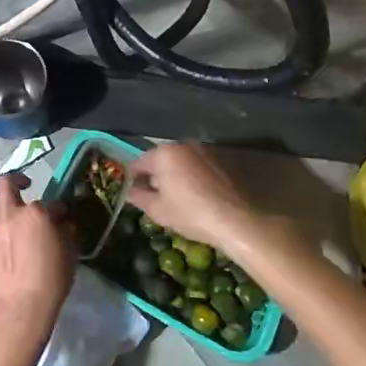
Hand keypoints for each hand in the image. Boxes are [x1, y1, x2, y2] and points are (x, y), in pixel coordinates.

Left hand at [0, 175, 73, 332]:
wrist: (23, 304)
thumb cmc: (52, 278)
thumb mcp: (69, 252)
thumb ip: (66, 231)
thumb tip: (63, 222)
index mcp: (36, 213)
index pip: (51, 202)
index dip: (59, 208)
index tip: (63, 216)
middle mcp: (12, 214)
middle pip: (6, 183)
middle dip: (16, 180)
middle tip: (26, 187)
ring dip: (2, 202)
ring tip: (12, 212)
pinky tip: (5, 236)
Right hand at [126, 142, 259, 249]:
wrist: (235, 221)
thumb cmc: (190, 214)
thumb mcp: (157, 210)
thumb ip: (139, 197)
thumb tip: (131, 191)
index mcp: (165, 153)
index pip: (139, 162)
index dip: (133, 178)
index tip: (133, 192)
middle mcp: (184, 145)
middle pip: (161, 159)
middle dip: (155, 175)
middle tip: (155, 196)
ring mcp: (204, 150)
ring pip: (180, 161)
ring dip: (175, 174)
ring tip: (176, 197)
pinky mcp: (220, 160)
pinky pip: (197, 165)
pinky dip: (192, 175)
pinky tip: (195, 194)